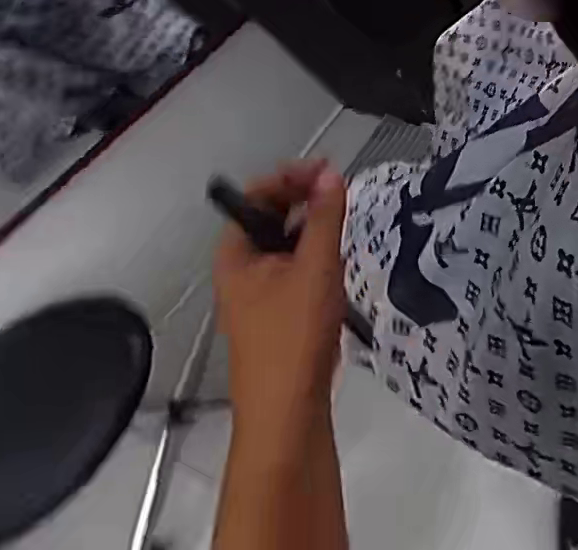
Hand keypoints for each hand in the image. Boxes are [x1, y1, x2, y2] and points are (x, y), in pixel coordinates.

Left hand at [213, 159, 350, 433]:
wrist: (288, 408)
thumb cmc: (295, 333)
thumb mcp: (317, 266)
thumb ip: (325, 217)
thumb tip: (330, 174)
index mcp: (235, 255)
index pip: (255, 197)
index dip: (290, 177)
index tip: (327, 170)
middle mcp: (240, 268)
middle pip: (269, 217)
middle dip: (303, 198)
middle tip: (339, 190)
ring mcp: (258, 290)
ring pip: (285, 241)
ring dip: (312, 224)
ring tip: (342, 222)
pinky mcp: (278, 308)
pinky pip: (294, 264)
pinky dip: (315, 251)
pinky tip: (337, 259)